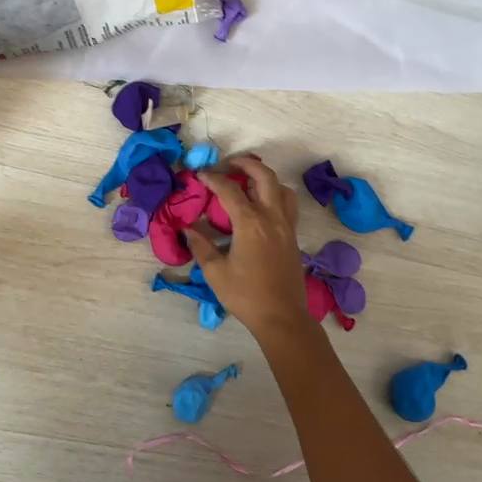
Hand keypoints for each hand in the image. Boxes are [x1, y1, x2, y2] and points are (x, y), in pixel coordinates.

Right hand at [189, 156, 310, 341]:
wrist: (282, 317)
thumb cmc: (246, 296)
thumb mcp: (216, 272)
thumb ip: (201, 246)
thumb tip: (188, 229)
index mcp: (250, 223)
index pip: (229, 190)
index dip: (213, 179)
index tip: (200, 176)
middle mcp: (272, 217)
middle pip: (264, 176)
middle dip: (246, 164)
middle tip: (229, 163)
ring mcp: (286, 226)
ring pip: (281, 188)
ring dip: (265, 178)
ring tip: (248, 182)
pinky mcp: (292, 237)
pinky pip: (287, 205)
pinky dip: (275, 195)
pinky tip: (262, 207)